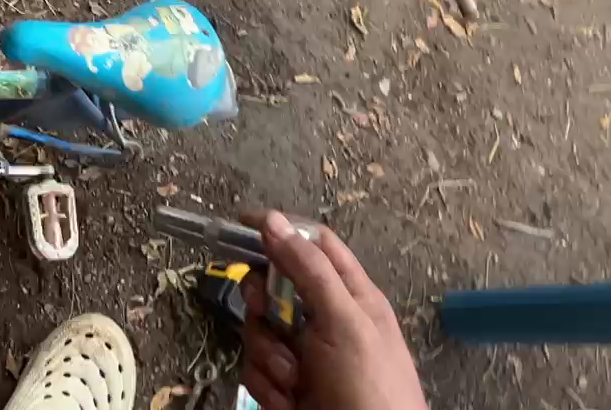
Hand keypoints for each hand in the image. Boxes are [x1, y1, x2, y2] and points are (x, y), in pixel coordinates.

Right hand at [239, 212, 427, 409]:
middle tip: (263, 310)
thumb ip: (308, 269)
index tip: (243, 225)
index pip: (313, 243)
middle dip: (262, 298)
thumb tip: (272, 219)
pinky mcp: (286, 385)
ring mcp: (304, 353)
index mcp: (350, 295)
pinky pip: (256, 365)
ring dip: (268, 353)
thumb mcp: (344, 323)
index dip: (281, 229)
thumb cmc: (367, 389)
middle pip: (273, 282)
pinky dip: (267, 384)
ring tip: (291, 380)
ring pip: (259, 326)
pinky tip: (288, 402)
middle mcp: (324, 318)